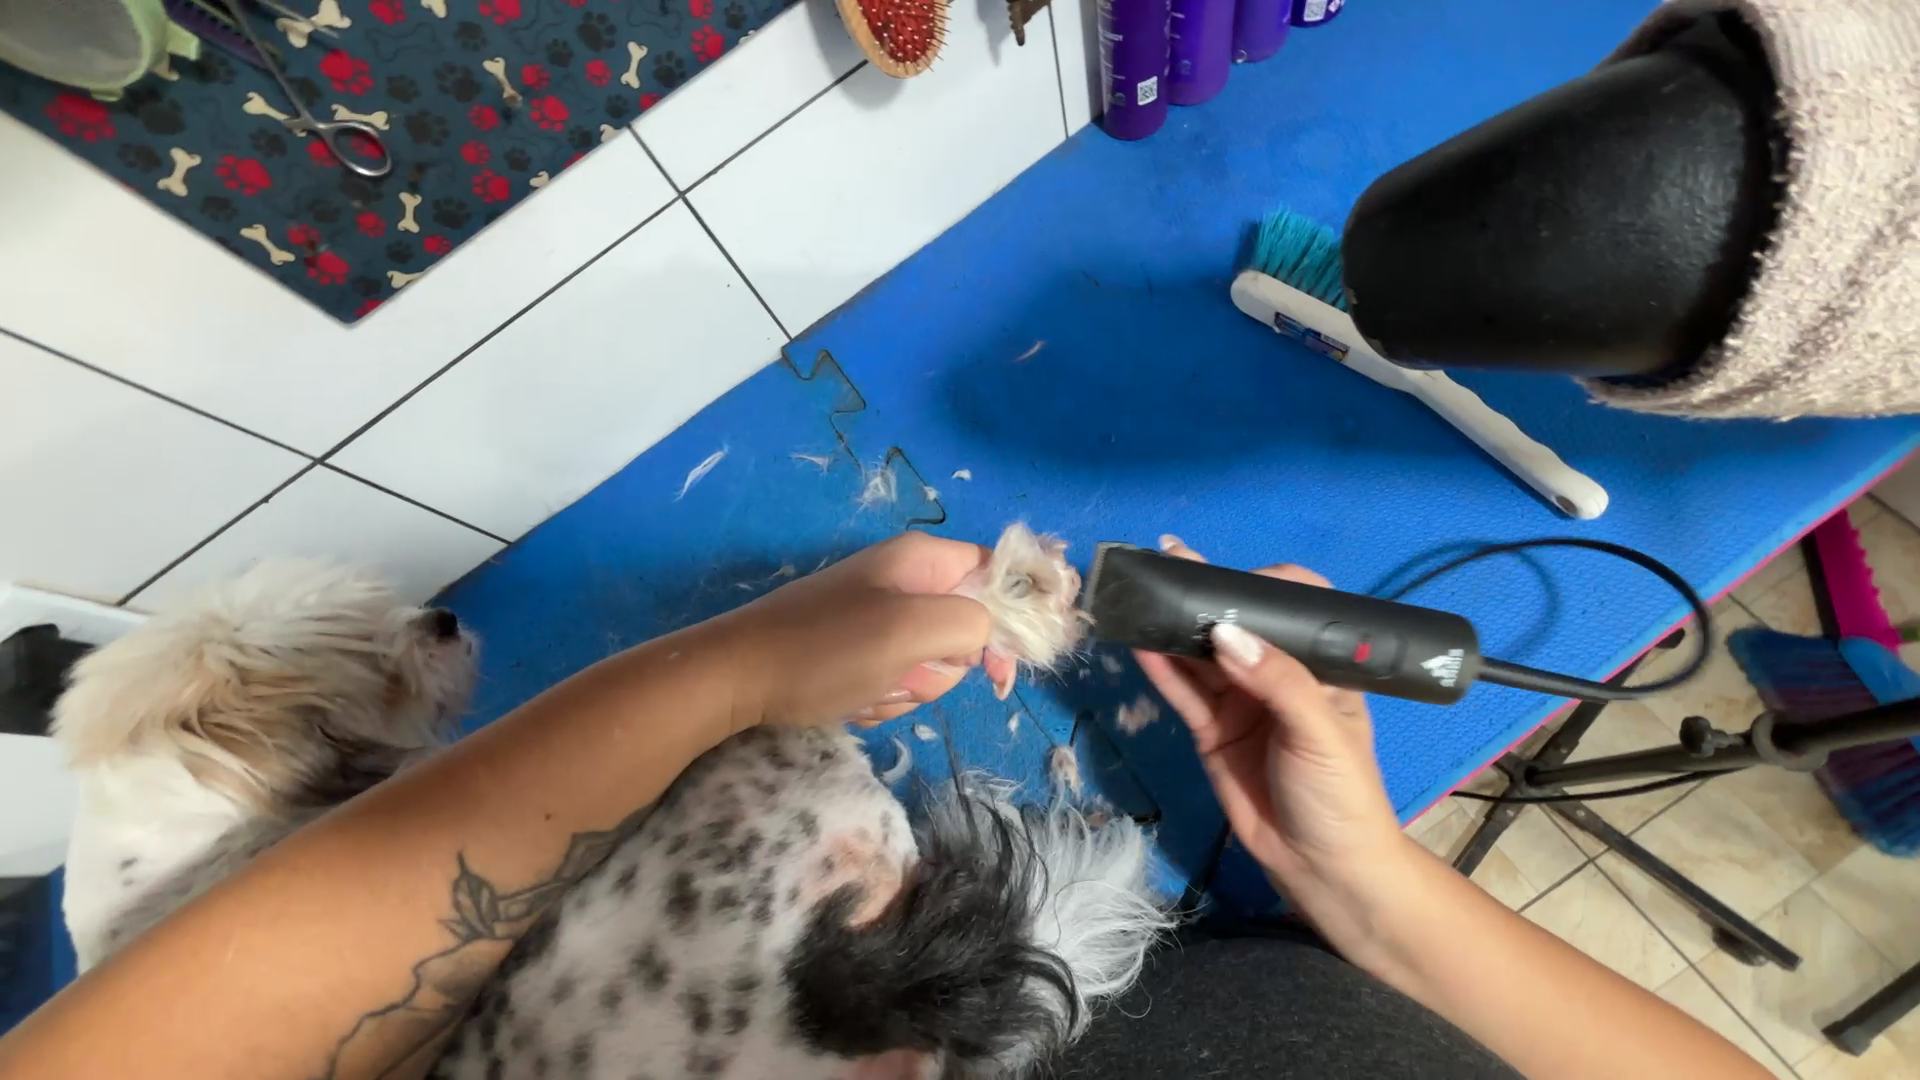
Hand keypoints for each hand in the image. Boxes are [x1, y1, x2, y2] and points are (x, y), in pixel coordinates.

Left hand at [723, 532, 1017, 726]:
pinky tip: (851, 696)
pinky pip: (901, 678)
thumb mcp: (910, 630)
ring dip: (910, 685)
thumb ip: (971, 622)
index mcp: (922, 560)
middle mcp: (907, 583)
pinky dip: (883, 695)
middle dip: (944, 663)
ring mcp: (883, 619)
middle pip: (968, 627)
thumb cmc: (826, 650)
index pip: (997, 571)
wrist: (739, 680)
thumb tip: (989, 632)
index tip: (1010, 659)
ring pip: (935, 662)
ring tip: (869, 685)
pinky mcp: (863, 652)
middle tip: (908, 669)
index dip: (1016, 610)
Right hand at [1133, 536, 1408, 921]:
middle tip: (1166, 562)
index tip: (1229, 580)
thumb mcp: (1321, 734)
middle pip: (1236, 625)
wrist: (1319, 868)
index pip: (1292, 608)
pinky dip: (1161, 668)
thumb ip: (1277, 681)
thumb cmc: (1340, 795)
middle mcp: (1275, 674)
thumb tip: (1223, 634)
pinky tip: (1139, 643)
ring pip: (1201, 654)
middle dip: (1205, 596)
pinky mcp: (1209, 727)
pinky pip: (1182, 691)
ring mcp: (1238, 700)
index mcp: (1318, 666)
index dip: (1263, 586)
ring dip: (1173, 627)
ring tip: (1141, 596)